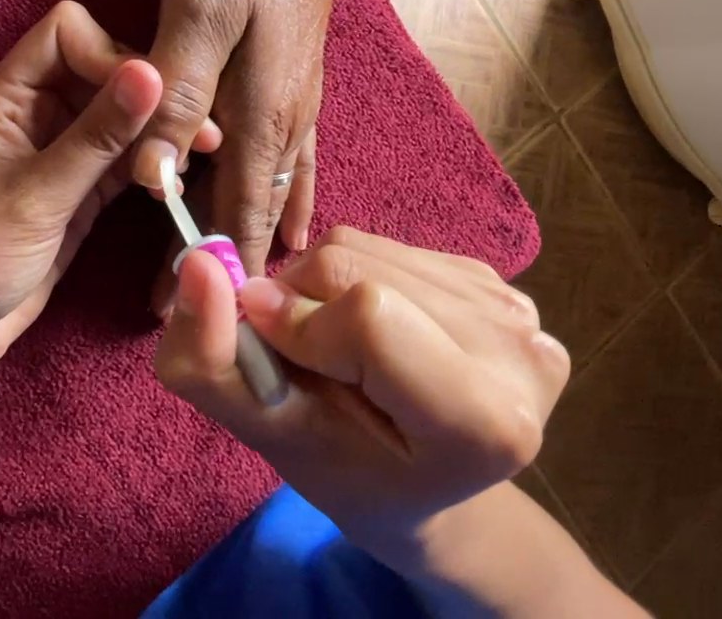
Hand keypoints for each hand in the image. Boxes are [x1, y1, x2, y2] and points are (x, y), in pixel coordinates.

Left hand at [0, 1, 159, 389]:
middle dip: (147, 96)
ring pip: (122, 117)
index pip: (66, 33)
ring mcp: (62, 152)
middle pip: (104, 70)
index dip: (109, 52)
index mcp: (7, 97)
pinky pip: (124, 160)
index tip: (148, 94)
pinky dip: (150, 167)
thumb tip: (151, 72)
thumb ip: (96, 136)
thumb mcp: (34, 196)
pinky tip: (175, 183)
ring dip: (156, 134)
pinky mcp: (81, 191)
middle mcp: (37, 113)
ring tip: (196, 158)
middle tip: (193, 133)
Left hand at [134, 0, 353, 290]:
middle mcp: (285, 123)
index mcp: (258, 114)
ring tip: (247, 289)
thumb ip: (179, 94)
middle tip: (199, 316)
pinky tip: (296, 222)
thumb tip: (155, 177)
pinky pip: (296, 161)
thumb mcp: (200, 10)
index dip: (215, 265)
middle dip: (228, 264)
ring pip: (276, 192)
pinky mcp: (295, 86)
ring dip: (258, 240)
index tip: (197, 321)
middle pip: (253, 212)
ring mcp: (297, 105)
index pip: (237, 212)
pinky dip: (291, 200)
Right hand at [154, 227, 570, 565]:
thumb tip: (197, 261)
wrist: (424, 478)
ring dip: (320, 289)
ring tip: (338, 348)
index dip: (297, 327)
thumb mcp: (269, 434)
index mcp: (487, 422)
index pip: (369, 317)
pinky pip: (386, 243)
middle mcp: (524, 355)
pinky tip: (372, 325)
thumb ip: (213, 362)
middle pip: (358, 270)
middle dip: (300, 304)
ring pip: (363, 246)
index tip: (276, 360)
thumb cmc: (348, 474)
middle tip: (306, 362)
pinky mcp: (497, 279)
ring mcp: (520, 310)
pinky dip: (352, 276)